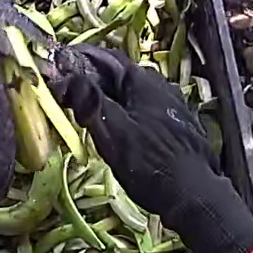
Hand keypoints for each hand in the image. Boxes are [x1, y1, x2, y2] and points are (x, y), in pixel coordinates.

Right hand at [53, 45, 252, 252]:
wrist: (193, 194)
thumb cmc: (148, 161)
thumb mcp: (111, 130)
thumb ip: (88, 100)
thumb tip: (64, 77)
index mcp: (143, 81)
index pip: (105, 58)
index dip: (80, 60)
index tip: (58, 66)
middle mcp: (160, 86)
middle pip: (119, 74)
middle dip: (92, 78)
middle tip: (68, 90)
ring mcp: (171, 106)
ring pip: (131, 93)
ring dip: (108, 96)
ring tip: (86, 109)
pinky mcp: (176, 126)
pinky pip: (142, 109)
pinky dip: (124, 111)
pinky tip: (116, 128)